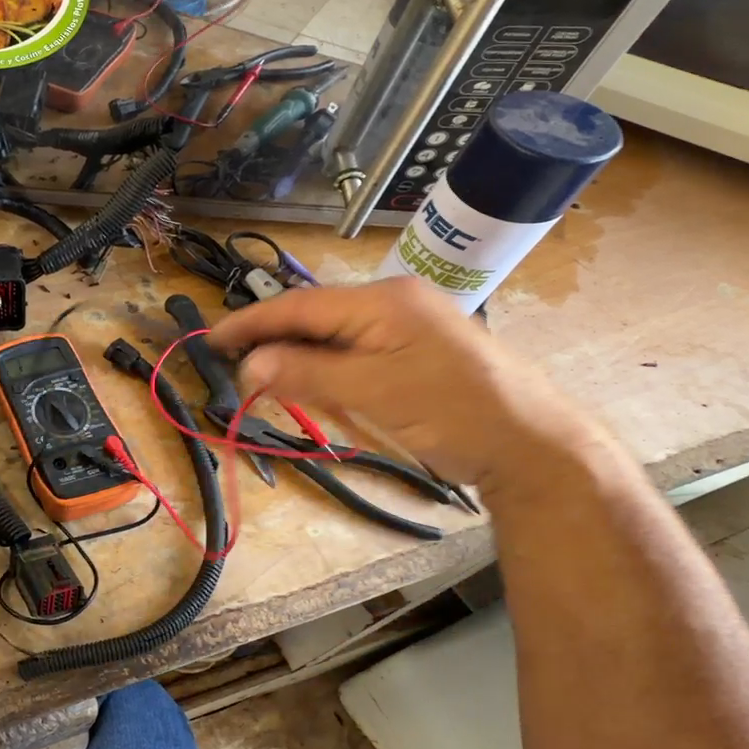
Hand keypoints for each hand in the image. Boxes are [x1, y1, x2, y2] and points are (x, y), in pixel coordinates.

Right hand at [205, 277, 612, 491]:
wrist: (539, 449)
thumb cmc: (456, 414)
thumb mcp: (372, 392)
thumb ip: (305, 373)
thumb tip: (247, 364)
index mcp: (383, 300)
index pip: (297, 306)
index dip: (249, 323)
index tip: (209, 341)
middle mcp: (394, 301)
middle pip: (313, 317)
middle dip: (272, 342)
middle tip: (233, 366)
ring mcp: (408, 324)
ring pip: (331, 336)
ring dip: (299, 359)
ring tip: (268, 382)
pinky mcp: (417, 349)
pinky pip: (354, 351)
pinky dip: (327, 369)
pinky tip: (318, 389)